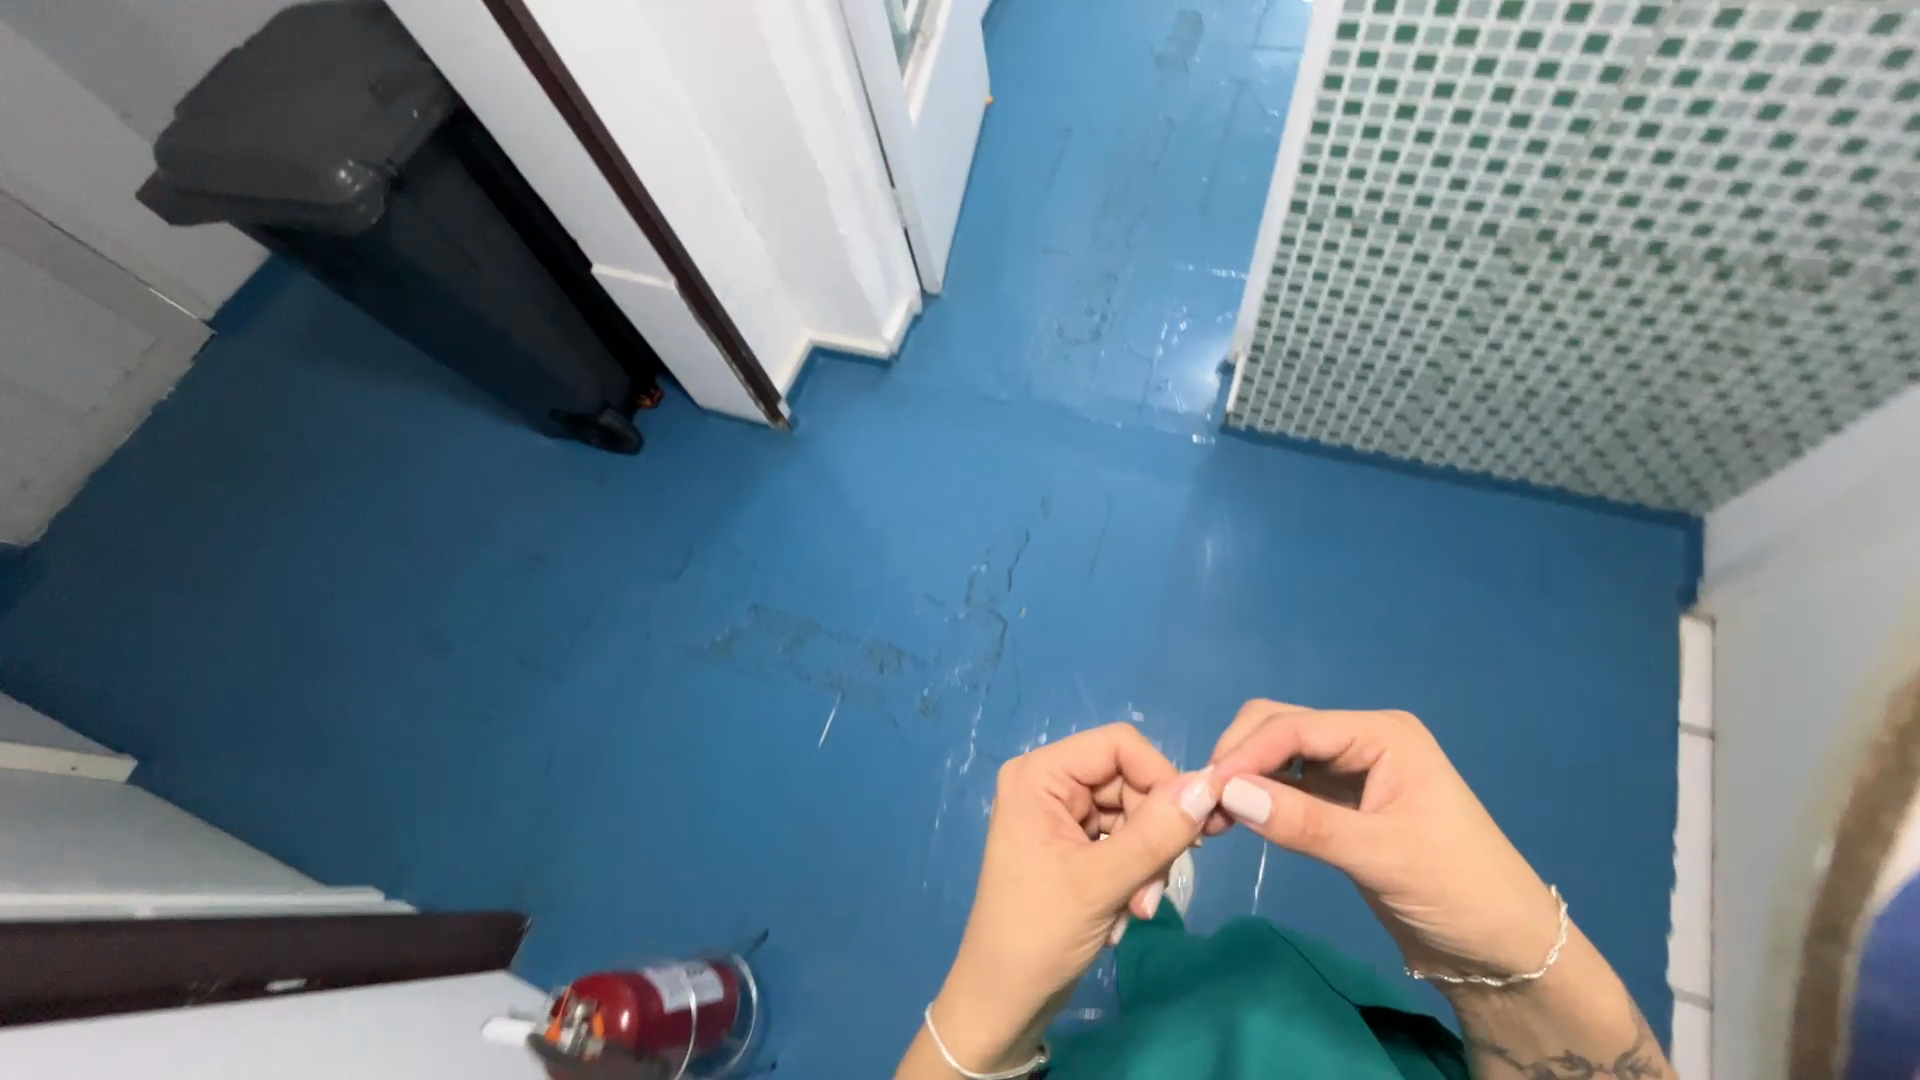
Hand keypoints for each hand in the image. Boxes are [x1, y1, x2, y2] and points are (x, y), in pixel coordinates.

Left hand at [925, 724, 1218, 1072]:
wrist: (1003, 1000)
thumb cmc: (1038, 934)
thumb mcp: (1101, 883)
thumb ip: (1157, 833)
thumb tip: (1209, 785)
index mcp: (1040, 774)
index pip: (1118, 745)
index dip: (1161, 776)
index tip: (1192, 825)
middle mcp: (1049, 783)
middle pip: (1130, 781)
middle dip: (1152, 835)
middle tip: (1154, 889)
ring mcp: (1061, 814)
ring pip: (1133, 814)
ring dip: (1147, 863)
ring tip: (1136, 909)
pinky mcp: (1073, 844)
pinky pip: (1123, 841)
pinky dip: (1134, 875)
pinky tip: (1124, 912)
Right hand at [1209, 701, 1558, 978]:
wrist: (1507, 954)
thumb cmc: (1461, 893)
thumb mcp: (1383, 857)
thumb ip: (1305, 823)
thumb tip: (1228, 793)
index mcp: (1382, 734)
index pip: (1294, 726)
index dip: (1245, 752)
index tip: (1206, 791)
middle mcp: (1361, 740)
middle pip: (1277, 726)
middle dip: (1238, 757)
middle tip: (1206, 805)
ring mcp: (1349, 769)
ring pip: (1275, 753)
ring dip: (1242, 776)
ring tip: (1214, 817)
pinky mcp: (1339, 801)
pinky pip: (1284, 783)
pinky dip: (1256, 796)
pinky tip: (1237, 820)